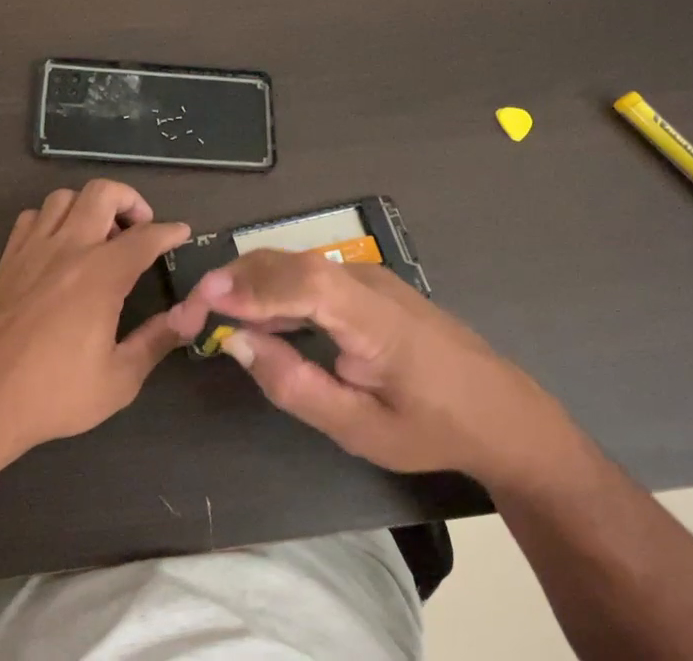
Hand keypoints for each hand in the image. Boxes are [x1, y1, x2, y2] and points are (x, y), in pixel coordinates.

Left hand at [0, 180, 189, 461]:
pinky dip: (52, 219)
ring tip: (100, 235)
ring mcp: (32, 250)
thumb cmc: (55, 393)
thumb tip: (189, 316)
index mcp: (102, 275)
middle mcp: (68, 249)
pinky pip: (31, 217)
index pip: (145, 237)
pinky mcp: (6, 260)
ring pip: (64, 197)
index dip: (169, 231)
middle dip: (131, 200)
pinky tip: (59, 246)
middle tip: (140, 228)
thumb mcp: (119, 379)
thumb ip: (157, 341)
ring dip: (89, 206)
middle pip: (102, 193)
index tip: (182, 233)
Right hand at [167, 251, 576, 487]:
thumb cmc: (433, 429)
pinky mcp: (367, 287)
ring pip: (295, 265)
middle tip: (190, 315)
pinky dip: (272, 291)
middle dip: (234, 282)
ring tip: (208, 316)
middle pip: (291, 263)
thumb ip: (294, 385)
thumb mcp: (359, 428)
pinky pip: (309, 277)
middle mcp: (370, 284)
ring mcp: (370, 280)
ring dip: (248, 284)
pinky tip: (254, 318)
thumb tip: (236, 342)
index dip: (252, 287)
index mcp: (377, 320)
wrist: (502, 415)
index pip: (306, 282)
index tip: (203, 302)